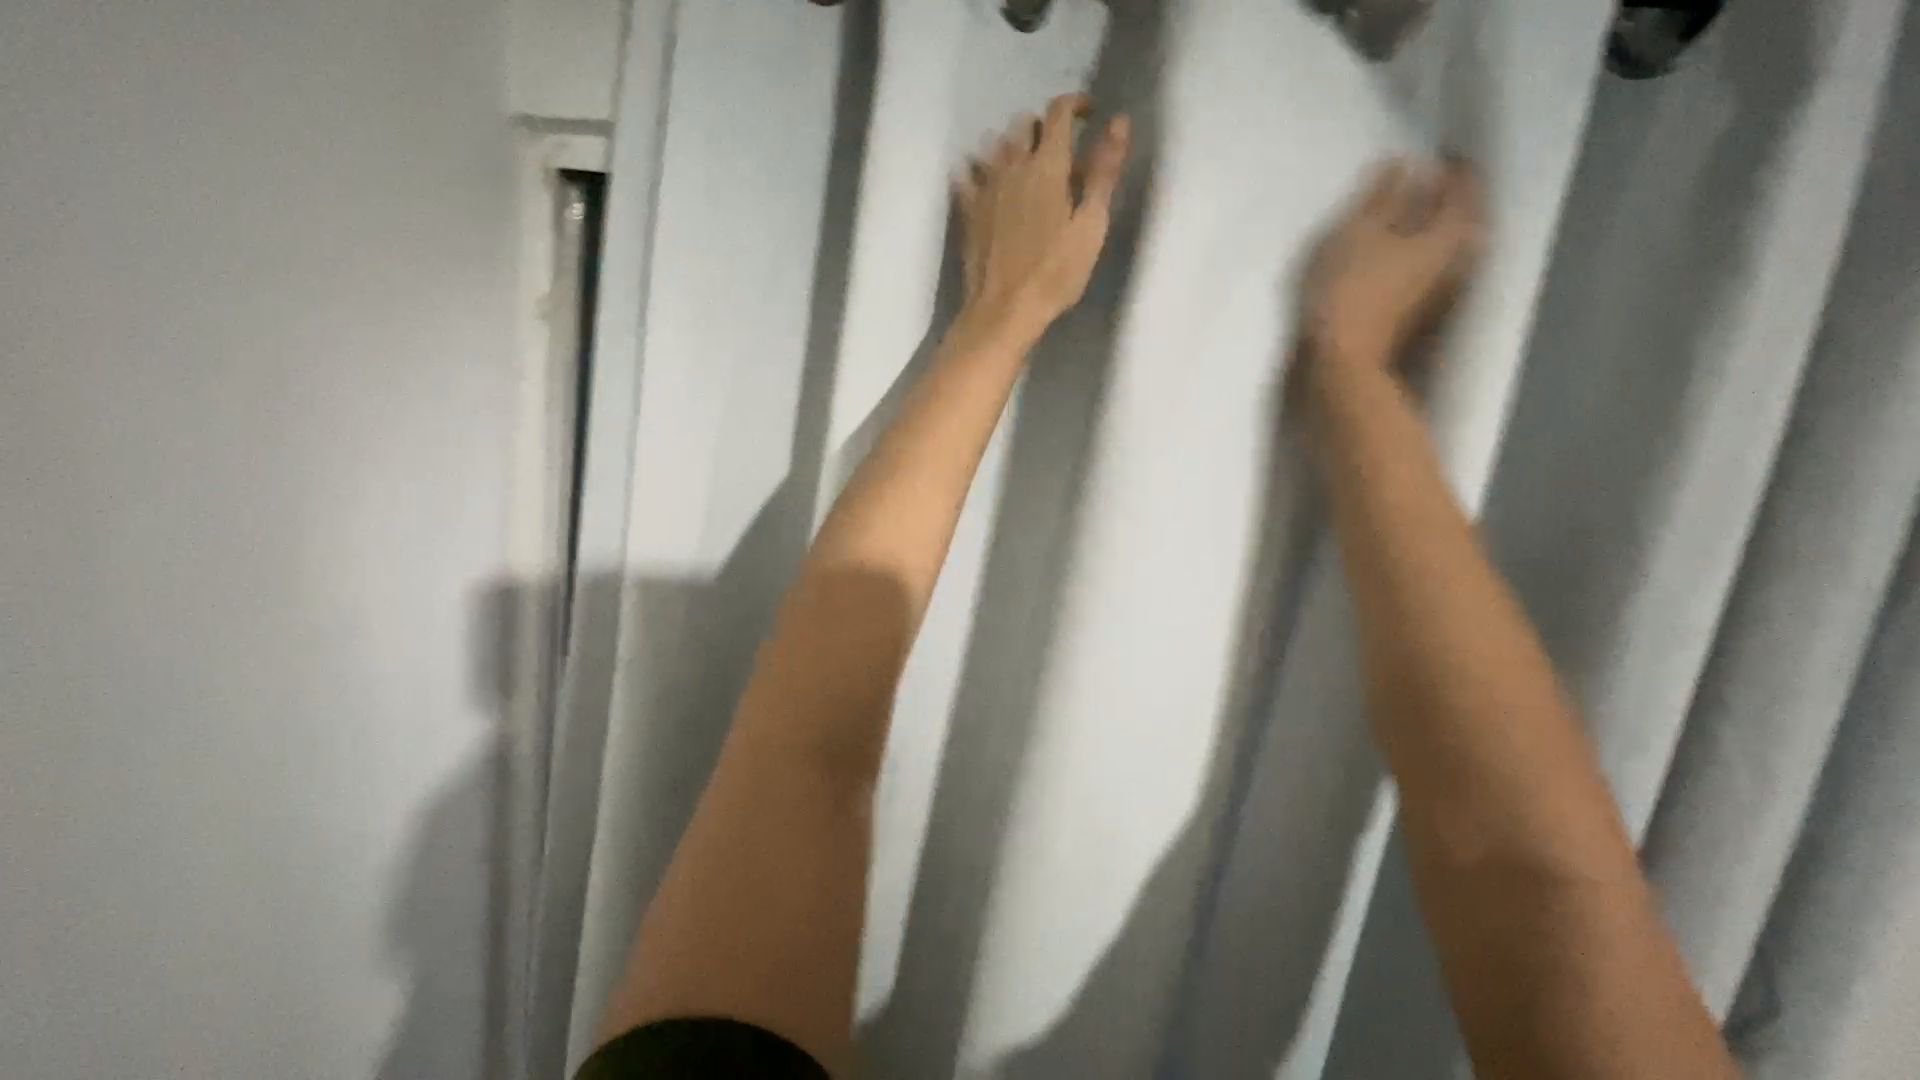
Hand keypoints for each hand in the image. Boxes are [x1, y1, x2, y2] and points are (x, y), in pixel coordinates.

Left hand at [954, 93, 1130, 338]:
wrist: (1003, 310)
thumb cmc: (1055, 273)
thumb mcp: (1091, 225)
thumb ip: (1104, 171)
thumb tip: (1118, 121)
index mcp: (1047, 165)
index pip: (1059, 112)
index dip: (1076, 104)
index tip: (1090, 114)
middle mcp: (1012, 165)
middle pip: (1024, 123)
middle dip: (1044, 126)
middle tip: (1060, 150)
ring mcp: (984, 186)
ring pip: (994, 143)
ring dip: (1012, 145)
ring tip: (1026, 167)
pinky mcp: (967, 210)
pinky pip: (966, 174)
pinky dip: (978, 168)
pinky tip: (986, 181)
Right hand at [1306, 158, 1483, 369]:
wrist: (1343, 363)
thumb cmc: (1348, 291)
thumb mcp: (1356, 233)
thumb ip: (1381, 195)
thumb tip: (1402, 165)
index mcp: (1451, 230)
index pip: (1464, 182)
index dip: (1449, 163)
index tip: (1433, 152)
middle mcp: (1461, 257)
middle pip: (1462, 214)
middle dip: (1444, 195)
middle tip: (1420, 179)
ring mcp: (1446, 288)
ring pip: (1447, 243)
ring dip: (1429, 225)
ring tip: (1404, 213)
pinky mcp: (1425, 310)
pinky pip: (1431, 266)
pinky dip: (1418, 251)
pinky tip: (1395, 250)